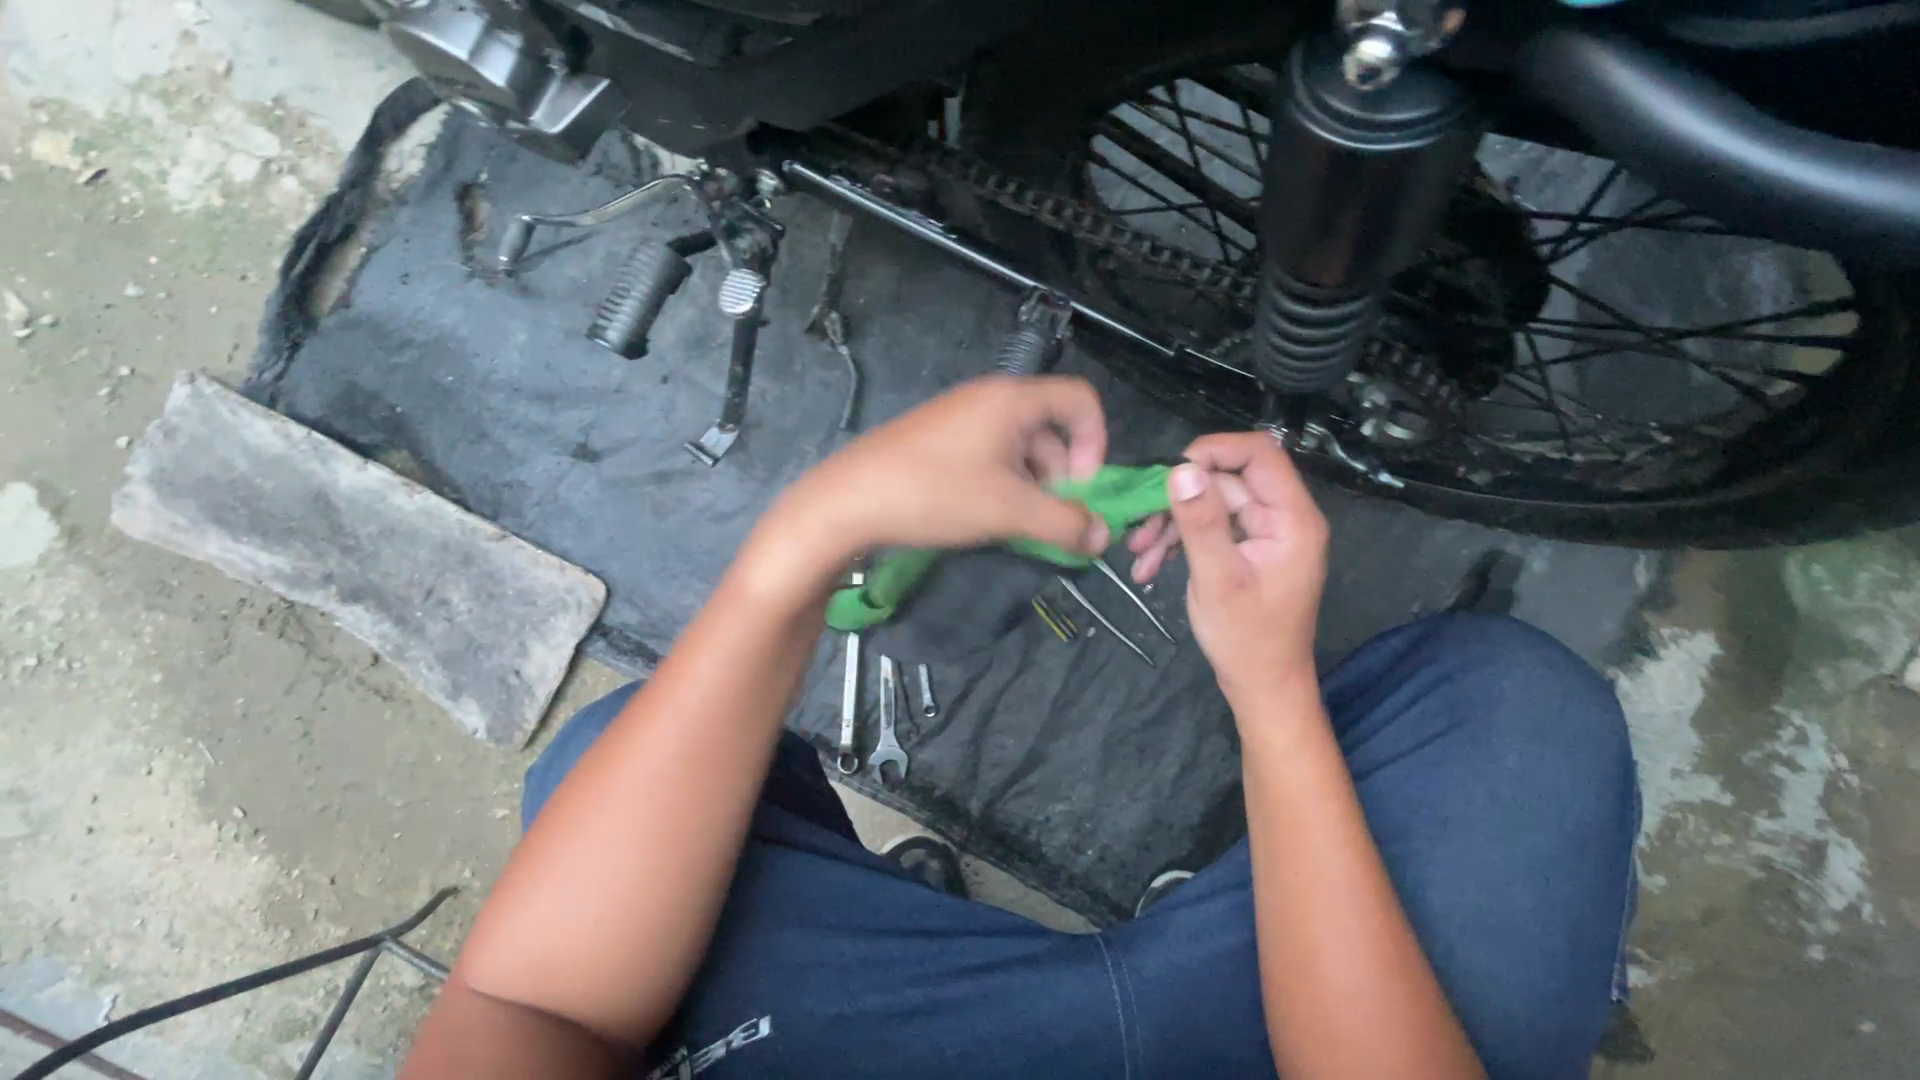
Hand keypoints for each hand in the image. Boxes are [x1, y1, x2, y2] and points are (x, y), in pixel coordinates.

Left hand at [769, 375, 1110, 564]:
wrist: (846, 501)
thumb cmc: (934, 494)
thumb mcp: (1008, 511)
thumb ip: (1063, 523)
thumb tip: (1104, 536)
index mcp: (1012, 400)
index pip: (1080, 400)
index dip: (1096, 441)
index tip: (1082, 487)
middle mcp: (989, 399)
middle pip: (1050, 430)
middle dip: (1060, 477)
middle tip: (1047, 519)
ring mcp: (960, 420)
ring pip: (1019, 450)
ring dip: (1031, 488)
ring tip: (1014, 526)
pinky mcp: (939, 442)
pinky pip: (989, 458)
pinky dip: (1001, 486)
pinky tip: (985, 518)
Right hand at [1130, 432, 1327, 706]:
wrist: (1262, 686)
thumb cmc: (1247, 638)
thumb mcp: (1217, 579)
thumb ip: (1200, 522)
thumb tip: (1181, 470)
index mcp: (1291, 519)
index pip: (1259, 454)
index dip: (1213, 452)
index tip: (1169, 472)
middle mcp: (1284, 518)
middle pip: (1226, 482)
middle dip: (1178, 501)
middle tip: (1137, 528)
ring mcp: (1266, 534)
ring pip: (1212, 504)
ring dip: (1171, 524)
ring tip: (1138, 554)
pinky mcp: (1249, 549)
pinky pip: (1211, 528)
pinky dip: (1180, 541)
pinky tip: (1150, 566)